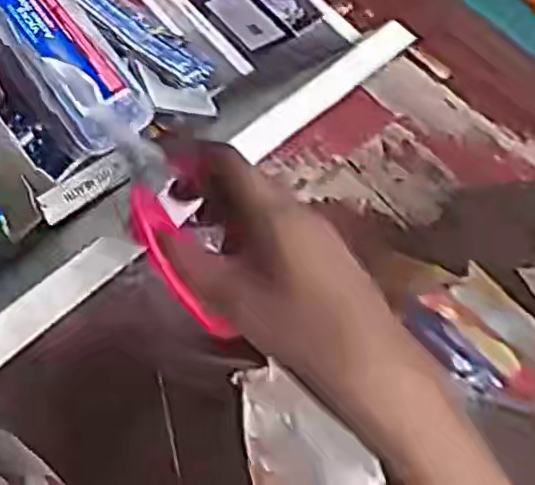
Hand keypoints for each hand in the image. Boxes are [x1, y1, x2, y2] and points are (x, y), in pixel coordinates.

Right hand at [156, 143, 420, 398]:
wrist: (383, 380)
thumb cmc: (301, 329)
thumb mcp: (226, 292)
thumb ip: (179, 253)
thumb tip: (151, 227)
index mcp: (271, 208)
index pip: (222, 156)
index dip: (186, 154)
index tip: (161, 165)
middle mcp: (297, 210)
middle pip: (239, 177)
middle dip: (199, 185)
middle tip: (172, 205)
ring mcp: (317, 232)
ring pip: (256, 201)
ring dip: (220, 209)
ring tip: (199, 236)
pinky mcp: (327, 255)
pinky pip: (275, 223)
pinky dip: (244, 228)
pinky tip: (236, 263)